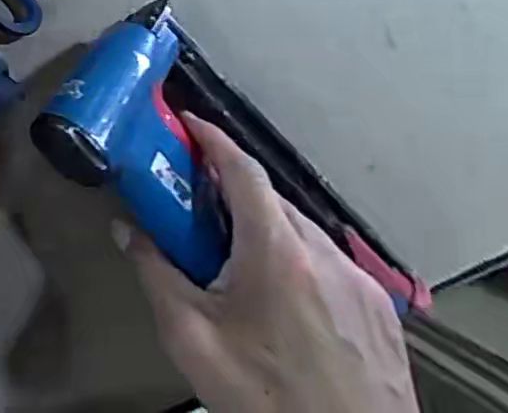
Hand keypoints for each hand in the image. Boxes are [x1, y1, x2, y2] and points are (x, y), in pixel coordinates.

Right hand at [116, 113, 416, 412]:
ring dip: (266, 223)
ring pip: (304, 229)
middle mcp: (326, 253)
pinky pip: (333, 262)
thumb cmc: (265, 398)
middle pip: (272, 198)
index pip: (243, 169)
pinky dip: (300, 256)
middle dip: (233, 186)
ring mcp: (361, 282)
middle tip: (198, 196)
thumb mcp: (193, 339)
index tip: (188, 122)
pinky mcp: (382, 311)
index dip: (213, 138)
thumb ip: (155, 275)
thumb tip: (125, 230)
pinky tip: (285, 295)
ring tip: (236, 250)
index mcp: (277, 250)